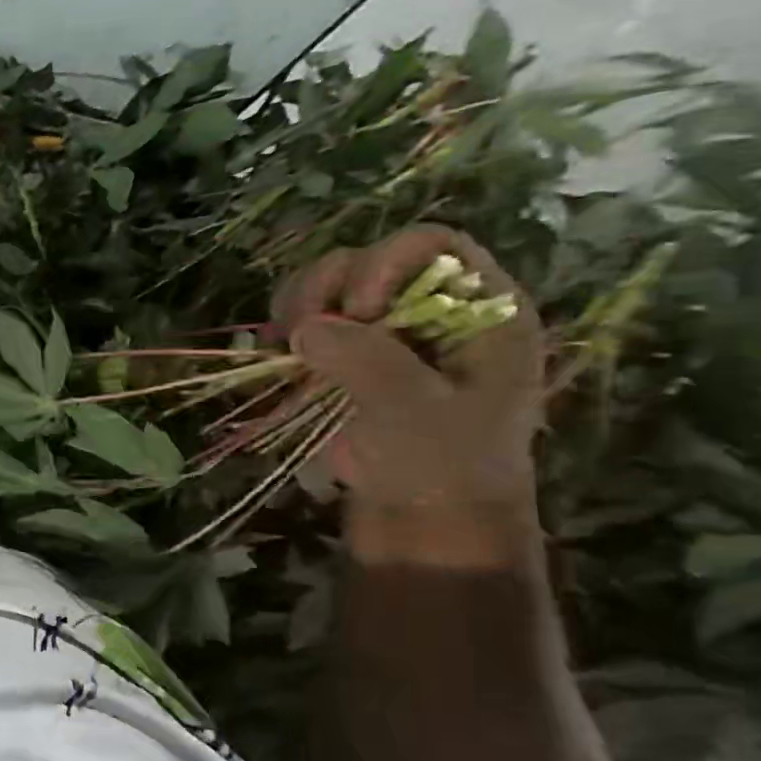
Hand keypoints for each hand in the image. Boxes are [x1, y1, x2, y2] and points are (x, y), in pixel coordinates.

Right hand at [273, 225, 544, 569]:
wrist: (423, 514)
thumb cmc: (443, 464)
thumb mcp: (417, 413)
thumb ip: (370, 363)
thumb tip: (306, 328)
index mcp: (479, 310)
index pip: (433, 247)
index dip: (386, 264)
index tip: (359, 311)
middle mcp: (428, 308)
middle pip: (366, 258)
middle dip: (327, 286)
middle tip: (304, 328)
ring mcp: (382, 329)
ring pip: (327, 283)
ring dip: (298, 303)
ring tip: (287, 340)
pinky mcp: (344, 351)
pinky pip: (306, 316)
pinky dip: (285, 324)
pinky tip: (281, 350)